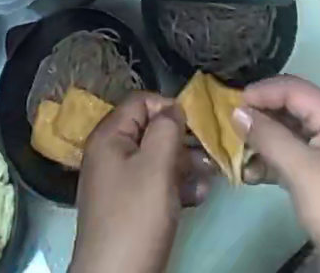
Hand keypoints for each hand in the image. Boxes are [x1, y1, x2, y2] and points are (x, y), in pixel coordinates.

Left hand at [71, 92, 211, 272]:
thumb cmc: (135, 217)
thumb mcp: (155, 167)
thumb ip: (166, 130)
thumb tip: (174, 107)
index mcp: (109, 135)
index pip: (140, 102)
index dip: (169, 108)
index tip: (197, 125)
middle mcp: (110, 152)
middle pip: (149, 131)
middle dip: (181, 141)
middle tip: (209, 155)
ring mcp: (118, 181)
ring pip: (155, 159)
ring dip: (184, 166)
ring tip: (210, 178)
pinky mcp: (128, 207)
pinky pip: (154, 185)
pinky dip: (176, 187)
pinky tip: (199, 197)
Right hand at [236, 77, 319, 272]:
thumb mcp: (301, 170)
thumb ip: (267, 136)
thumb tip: (236, 111)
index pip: (292, 88)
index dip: (260, 92)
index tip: (230, 104)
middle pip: (288, 107)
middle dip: (259, 116)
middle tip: (229, 125)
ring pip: (287, 132)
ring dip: (262, 140)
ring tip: (236, 153)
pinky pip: (292, 154)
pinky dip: (271, 160)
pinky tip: (251, 173)